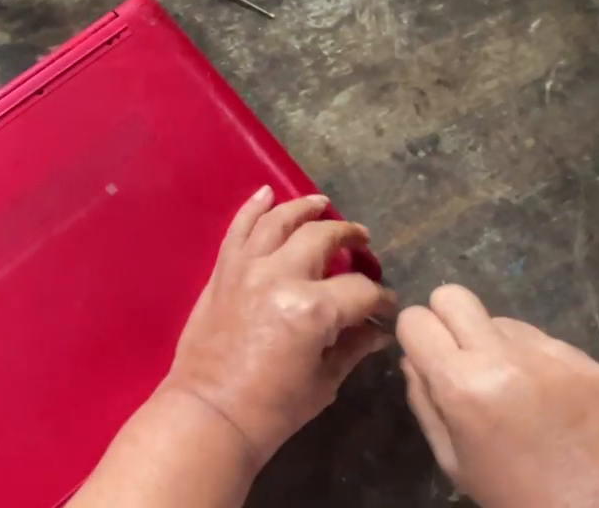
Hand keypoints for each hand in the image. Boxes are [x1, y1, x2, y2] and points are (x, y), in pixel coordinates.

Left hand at [159, 188, 396, 467]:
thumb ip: (351, 346)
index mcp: (311, 308)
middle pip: (321, 239)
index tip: (387, 306)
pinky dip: (252, 207)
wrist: (211, 407)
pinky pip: (238, 228)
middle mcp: (278, 275)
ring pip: (277, 221)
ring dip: (302, 207)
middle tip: (363, 241)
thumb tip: (377, 329)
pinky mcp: (223, 269)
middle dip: (348, 236)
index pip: (359, 290)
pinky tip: (267, 192)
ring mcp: (246, 267)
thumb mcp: (324, 380)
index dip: (380, 298)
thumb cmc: (273, 405)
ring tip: (322, 201)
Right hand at [397, 285, 598, 507]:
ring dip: (496, 343)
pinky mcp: (589, 362)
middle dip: (448, 320)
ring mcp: (551, 356)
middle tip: (464, 356)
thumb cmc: (526, 500)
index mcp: (462, 385)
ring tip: (517, 385)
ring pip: (500, 320)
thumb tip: (416, 362)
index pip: (415, 319)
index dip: (416, 336)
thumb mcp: (456, 463)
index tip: (430, 358)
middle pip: (452, 296)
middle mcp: (502, 357)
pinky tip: (553, 398)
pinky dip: (537, 361)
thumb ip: (424, 403)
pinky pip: (543, 342)